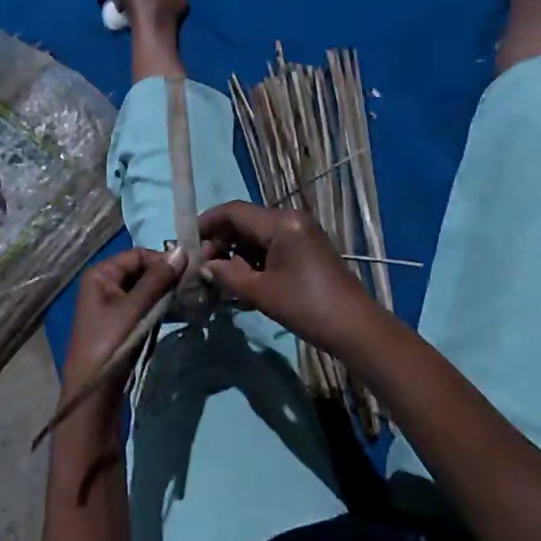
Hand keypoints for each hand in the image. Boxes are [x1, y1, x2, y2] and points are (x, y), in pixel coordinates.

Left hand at [60, 246, 184, 396]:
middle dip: (167, 278)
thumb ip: (157, 280)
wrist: (94, 393)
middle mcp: (105, 284)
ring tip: (192, 300)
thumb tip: (182, 251)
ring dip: (167, 294)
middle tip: (194, 287)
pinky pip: (146, 307)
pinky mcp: (123, 324)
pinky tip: (183, 313)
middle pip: (143, 271)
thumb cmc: (109, 344)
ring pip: (147, 290)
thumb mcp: (133, 309)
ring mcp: (113, 305)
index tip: (189, 272)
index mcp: (100, 274)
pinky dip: (162, 308)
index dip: (162, 261)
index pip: (138, 255)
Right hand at [198, 201, 379, 348]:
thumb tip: (204, 265)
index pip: (233, 211)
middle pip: (243, 221)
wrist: (355, 329)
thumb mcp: (260, 292)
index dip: (206, 224)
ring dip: (234, 252)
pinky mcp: (304, 248)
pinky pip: (269, 245)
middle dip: (219, 241)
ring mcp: (300, 233)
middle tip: (202, 268)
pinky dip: (252, 259)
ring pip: (255, 234)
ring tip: (218, 278)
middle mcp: (291, 219)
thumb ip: (226, 274)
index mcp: (281, 223)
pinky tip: (241, 280)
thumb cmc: (306, 307)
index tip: (185, 243)